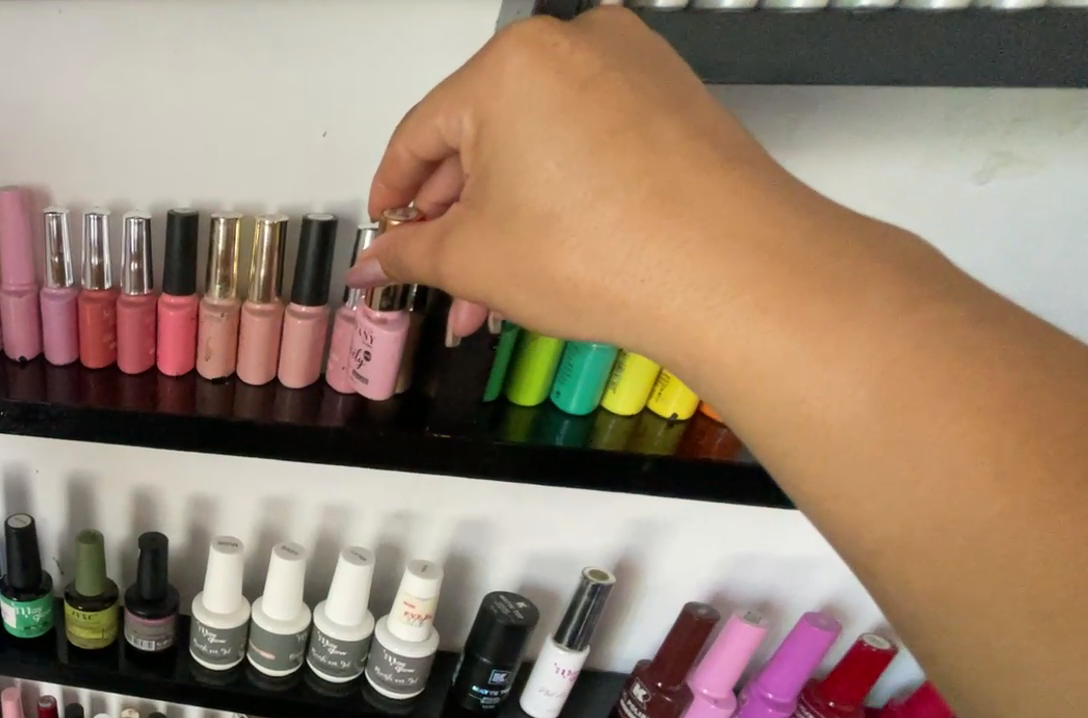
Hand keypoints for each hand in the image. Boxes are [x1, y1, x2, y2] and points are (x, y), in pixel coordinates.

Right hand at [350, 8, 830, 355]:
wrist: (725, 271)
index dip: (389, 198)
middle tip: (432, 275)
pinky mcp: (662, 97)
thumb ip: (403, 254)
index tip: (382, 236)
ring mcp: (625, 65)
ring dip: (493, 223)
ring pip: (524, 152)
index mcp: (507, 67)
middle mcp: (569, 45)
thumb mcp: (465, 259)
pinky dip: (542, 200)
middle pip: (473, 142)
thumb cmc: (594, 252)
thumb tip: (370, 263)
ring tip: (482, 293)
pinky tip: (530, 257)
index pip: (416, 137)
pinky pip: (573, 147)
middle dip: (448, 223)